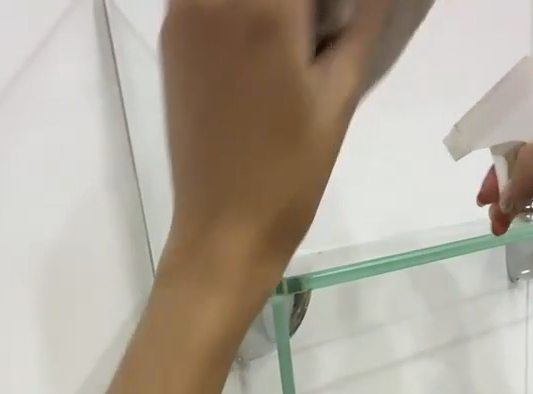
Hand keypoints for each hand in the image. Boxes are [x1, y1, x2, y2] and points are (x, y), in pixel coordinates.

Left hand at [161, 0, 391, 283]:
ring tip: (294, 30)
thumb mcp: (338, 99)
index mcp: (265, 8)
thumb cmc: (289, 176)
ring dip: (269, 5)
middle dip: (300, 2)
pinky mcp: (171, 40)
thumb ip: (361, 24)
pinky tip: (261, 34)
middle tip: (320, 22)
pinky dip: (234, 5)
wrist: (224, 231)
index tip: (337, 14)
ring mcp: (183, 14)